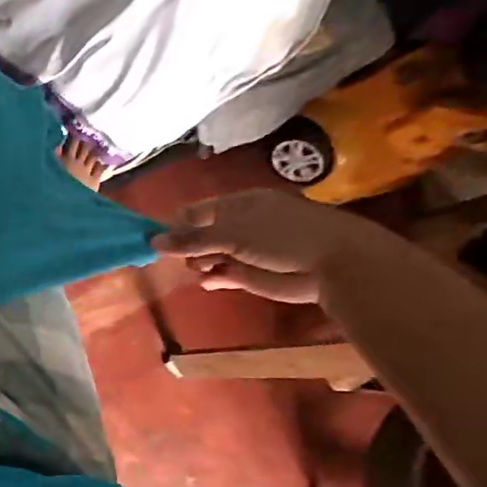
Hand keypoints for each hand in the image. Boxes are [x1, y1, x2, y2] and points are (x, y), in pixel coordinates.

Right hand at [152, 189, 394, 304]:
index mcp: (238, 204)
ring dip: (198, 263)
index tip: (158, 239)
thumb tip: (152, 241)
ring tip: (202, 269)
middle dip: (186, 246)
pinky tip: (208, 282)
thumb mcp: (232, 233)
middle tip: (186, 257)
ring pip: (207, 256)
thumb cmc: (283, 236)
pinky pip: (221, 275)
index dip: (176, 224)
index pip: (196, 211)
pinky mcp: (251, 275)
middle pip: (198, 235)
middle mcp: (239, 225)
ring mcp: (245, 250)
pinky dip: (212, 279)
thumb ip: (191, 239)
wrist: (334, 264)